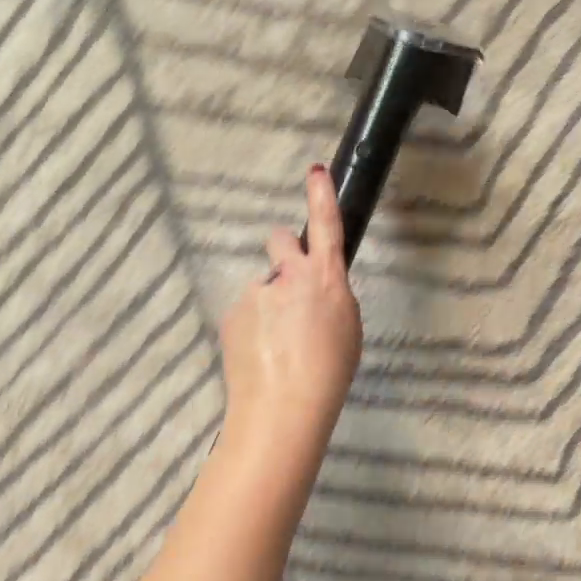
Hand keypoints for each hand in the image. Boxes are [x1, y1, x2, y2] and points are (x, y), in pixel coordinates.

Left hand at [219, 164, 361, 442]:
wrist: (283, 407)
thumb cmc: (328, 374)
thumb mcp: (347, 330)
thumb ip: (331, 298)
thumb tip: (315, 290)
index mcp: (324, 279)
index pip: (325, 226)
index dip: (321, 196)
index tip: (315, 172)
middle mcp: (287, 277)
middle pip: (279, 240)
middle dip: (284, 254)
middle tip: (289, 289)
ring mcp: (255, 293)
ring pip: (263, 288)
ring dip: (269, 307)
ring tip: (277, 348)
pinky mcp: (232, 314)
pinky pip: (246, 313)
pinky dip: (253, 329)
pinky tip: (261, 357)